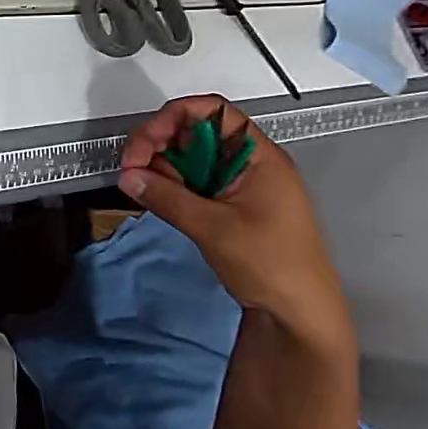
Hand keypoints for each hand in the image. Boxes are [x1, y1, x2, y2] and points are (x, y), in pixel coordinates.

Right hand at [118, 95, 352, 352]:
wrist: (299, 317)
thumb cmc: (270, 266)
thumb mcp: (214, 228)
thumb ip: (168, 198)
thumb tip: (128, 177)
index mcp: (258, 156)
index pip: (212, 111)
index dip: (173, 117)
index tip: (144, 143)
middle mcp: (249, 162)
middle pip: (197, 131)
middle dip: (160, 144)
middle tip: (133, 171)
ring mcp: (241, 184)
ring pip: (192, 157)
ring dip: (163, 167)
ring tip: (143, 188)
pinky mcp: (231, 205)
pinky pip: (196, 181)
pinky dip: (173, 185)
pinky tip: (158, 198)